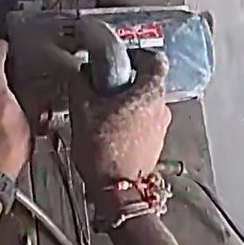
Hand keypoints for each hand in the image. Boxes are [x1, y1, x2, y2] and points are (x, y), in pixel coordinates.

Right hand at [68, 49, 170, 188]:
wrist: (116, 191)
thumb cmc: (103, 151)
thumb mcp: (82, 111)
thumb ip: (81, 85)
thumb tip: (82, 73)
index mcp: (150, 93)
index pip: (155, 59)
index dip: (136, 53)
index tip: (119, 58)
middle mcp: (162, 108)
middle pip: (148, 82)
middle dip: (125, 81)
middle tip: (102, 86)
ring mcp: (161, 128)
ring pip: (145, 104)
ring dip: (126, 103)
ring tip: (101, 111)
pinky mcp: (155, 144)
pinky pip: (143, 123)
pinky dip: (129, 121)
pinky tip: (109, 130)